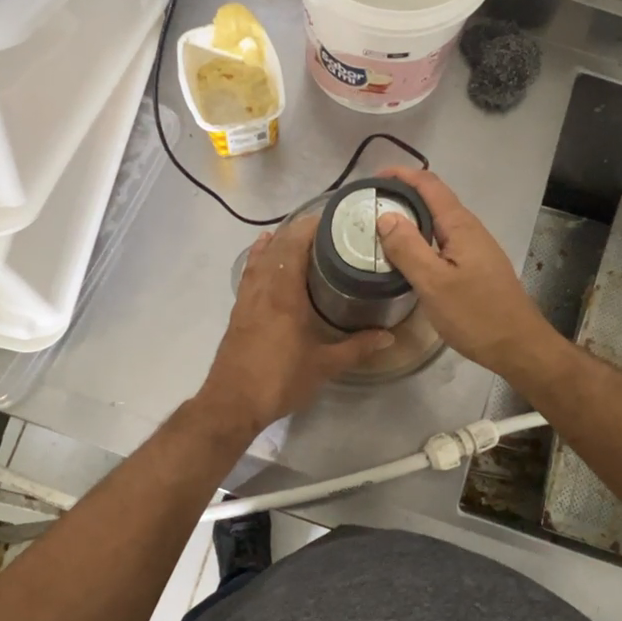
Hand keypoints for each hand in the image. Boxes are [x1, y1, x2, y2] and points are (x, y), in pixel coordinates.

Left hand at [198, 215, 394, 432]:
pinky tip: (264, 256)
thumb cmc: (279, 380)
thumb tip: (389, 336)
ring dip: (276, 242)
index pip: (294, 244)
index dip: (310, 226)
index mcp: (283, 293)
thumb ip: (356, 348)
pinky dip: (260, 258)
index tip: (332, 217)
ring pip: (260, 258)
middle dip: (297, 231)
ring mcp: (246, 298)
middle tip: (324, 227)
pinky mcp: (238, 311)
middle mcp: (263, 288)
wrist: (233, 402)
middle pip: (276, 246)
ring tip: (296, 234)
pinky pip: (250, 273)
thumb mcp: (324, 366)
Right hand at [376, 168, 559, 376]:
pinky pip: (443, 242)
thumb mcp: (433, 283)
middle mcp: (470, 229)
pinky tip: (407, 259)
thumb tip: (385, 215)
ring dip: (410, 221)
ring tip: (380, 233)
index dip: (401, 176)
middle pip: (433, 200)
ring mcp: (475, 249)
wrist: (518, 346)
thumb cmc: (475, 315)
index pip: (429, 185)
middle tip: (368, 211)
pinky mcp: (475, 267)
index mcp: (460, 226)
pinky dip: (421, 241)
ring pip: (437, 223)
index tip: (371, 182)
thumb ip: (408, 248)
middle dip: (401, 198)